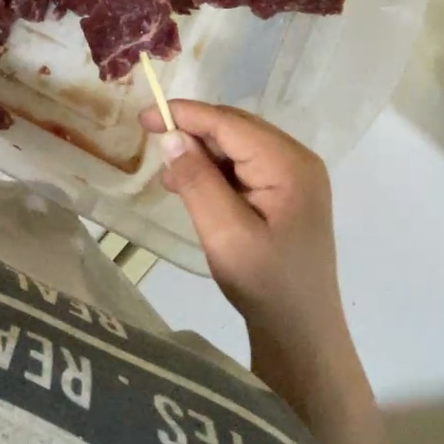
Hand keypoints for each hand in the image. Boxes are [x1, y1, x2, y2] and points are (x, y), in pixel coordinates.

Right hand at [143, 100, 344, 339]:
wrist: (300, 329)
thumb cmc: (264, 281)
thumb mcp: (223, 231)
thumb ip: (197, 179)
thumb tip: (171, 136)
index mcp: (288, 165)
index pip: (228, 123)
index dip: (184, 114)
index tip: (142, 118)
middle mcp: (296, 161)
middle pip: (234, 127)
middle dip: (191, 129)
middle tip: (151, 142)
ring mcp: (293, 176)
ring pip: (235, 144)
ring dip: (199, 151)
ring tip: (169, 175)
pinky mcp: (285, 192)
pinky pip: (242, 163)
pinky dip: (211, 168)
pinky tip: (189, 185)